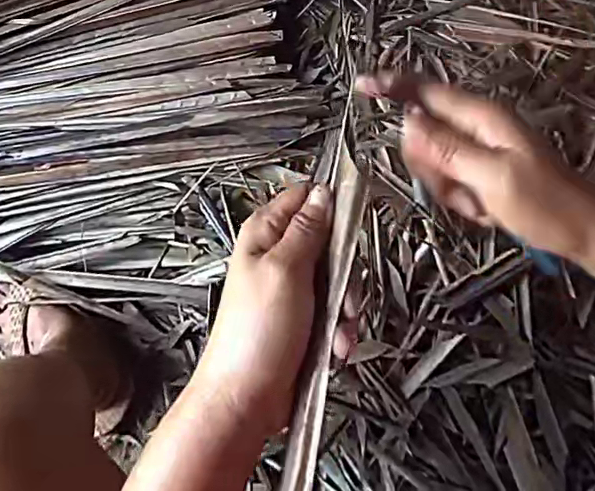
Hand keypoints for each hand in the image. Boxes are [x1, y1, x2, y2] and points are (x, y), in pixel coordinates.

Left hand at [190, 182, 337, 433]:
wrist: (245, 401)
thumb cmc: (251, 336)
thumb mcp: (286, 270)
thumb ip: (308, 230)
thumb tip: (322, 193)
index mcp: (265, 232)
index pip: (306, 196)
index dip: (332, 207)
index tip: (348, 229)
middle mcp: (277, 255)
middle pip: (330, 241)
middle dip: (344, 272)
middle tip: (340, 293)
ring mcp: (290, 287)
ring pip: (337, 279)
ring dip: (345, 307)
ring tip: (336, 328)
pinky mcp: (302, 317)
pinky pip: (334, 311)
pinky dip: (340, 329)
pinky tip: (334, 345)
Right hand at [356, 71, 594, 255]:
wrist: (586, 232)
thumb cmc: (546, 204)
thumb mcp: (492, 178)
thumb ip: (446, 149)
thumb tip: (407, 121)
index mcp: (480, 116)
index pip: (425, 92)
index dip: (392, 85)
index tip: (362, 84)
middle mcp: (476, 124)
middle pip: (423, 132)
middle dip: (431, 167)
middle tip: (458, 193)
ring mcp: (479, 146)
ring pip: (433, 159)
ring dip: (447, 187)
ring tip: (478, 207)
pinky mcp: (481, 166)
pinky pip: (449, 177)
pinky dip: (459, 197)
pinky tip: (483, 210)